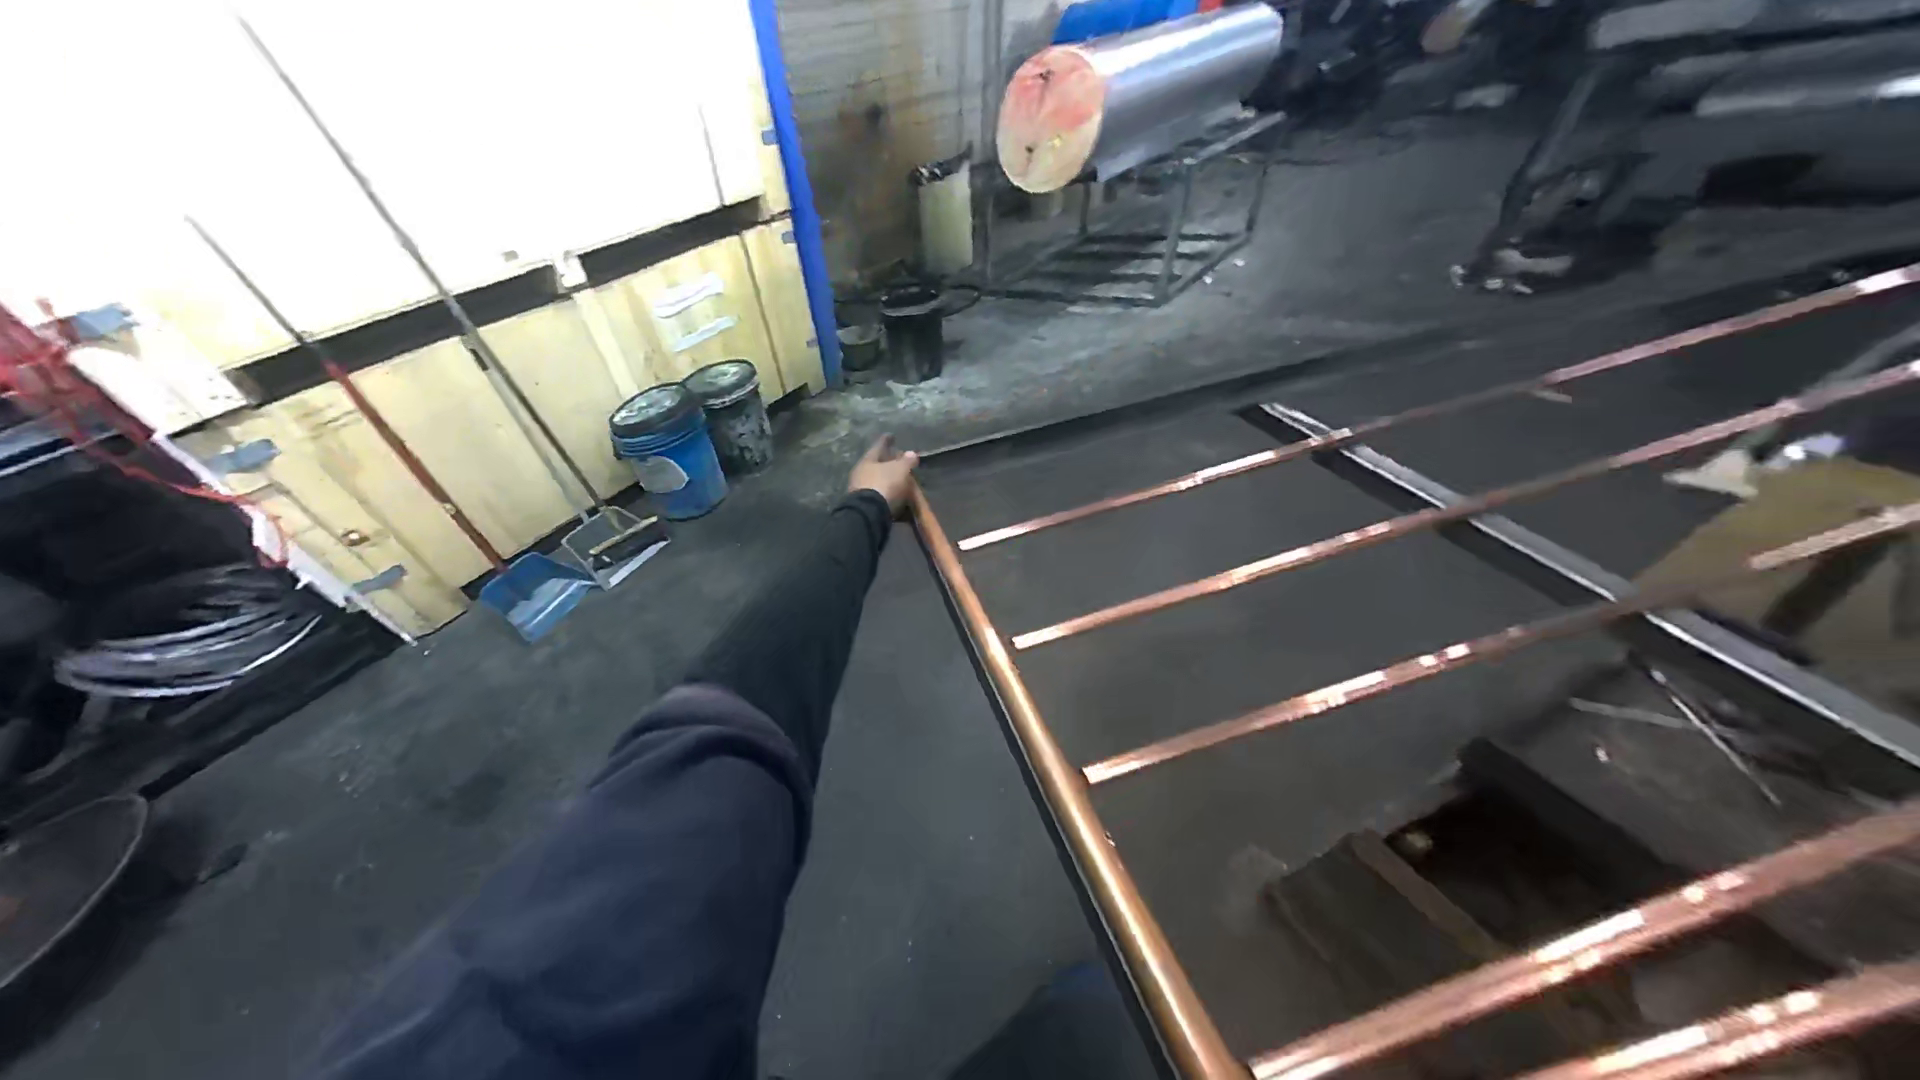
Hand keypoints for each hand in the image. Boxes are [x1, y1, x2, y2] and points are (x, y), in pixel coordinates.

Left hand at [847, 435, 918, 514]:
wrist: (869, 513)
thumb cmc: (884, 484)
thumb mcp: (900, 470)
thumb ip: (906, 461)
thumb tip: (911, 453)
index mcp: (868, 460)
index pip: (878, 446)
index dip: (886, 440)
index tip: (891, 435)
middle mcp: (862, 473)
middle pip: (877, 463)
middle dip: (888, 461)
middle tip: (899, 459)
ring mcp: (862, 489)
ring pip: (878, 479)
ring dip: (888, 477)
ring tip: (901, 479)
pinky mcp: (866, 504)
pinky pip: (880, 493)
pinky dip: (888, 492)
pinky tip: (897, 495)